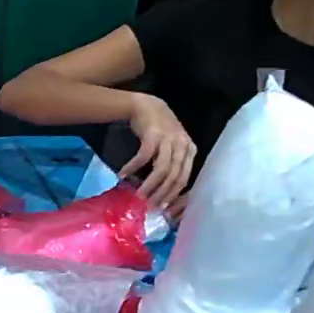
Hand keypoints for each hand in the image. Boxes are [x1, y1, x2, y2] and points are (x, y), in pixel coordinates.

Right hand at [122, 95, 196, 213]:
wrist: (146, 105)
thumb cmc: (159, 128)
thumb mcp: (173, 145)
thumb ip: (173, 162)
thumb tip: (163, 190)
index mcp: (189, 150)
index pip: (184, 178)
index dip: (173, 195)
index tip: (163, 207)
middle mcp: (182, 145)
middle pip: (174, 176)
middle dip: (162, 194)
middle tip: (150, 206)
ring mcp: (168, 139)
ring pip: (162, 170)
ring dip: (150, 185)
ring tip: (139, 195)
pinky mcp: (153, 135)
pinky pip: (144, 157)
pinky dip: (133, 167)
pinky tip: (123, 174)